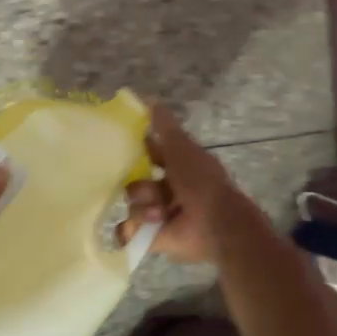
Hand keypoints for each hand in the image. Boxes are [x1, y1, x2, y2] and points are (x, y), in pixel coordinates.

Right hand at [117, 103, 239, 264]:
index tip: (120, 150)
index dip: (135, 152)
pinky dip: (131, 230)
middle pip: (135, 182)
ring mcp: (159, 215)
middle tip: (154, 190)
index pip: (148, 156)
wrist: (216, 223)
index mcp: (176, 167)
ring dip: (144, 206)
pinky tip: (140, 226)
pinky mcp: (152, 237)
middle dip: (141, 186)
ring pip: (132, 205)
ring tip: (161, 212)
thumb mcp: (181, 146)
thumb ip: (164, 125)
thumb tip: (147, 98)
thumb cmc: (201, 181)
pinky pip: (128, 231)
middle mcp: (166, 190)